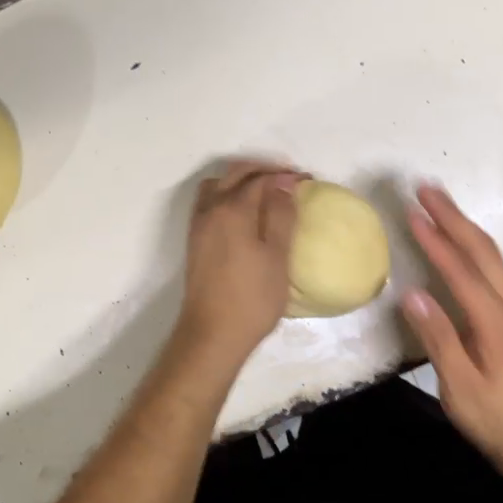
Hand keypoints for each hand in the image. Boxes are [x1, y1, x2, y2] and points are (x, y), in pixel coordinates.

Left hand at [175, 161, 301, 365]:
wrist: (212, 333)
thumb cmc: (252, 297)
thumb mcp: (277, 256)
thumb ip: (280, 216)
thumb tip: (284, 184)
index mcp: (232, 209)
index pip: (260, 178)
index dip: (285, 175)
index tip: (308, 180)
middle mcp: (210, 209)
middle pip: (235, 174)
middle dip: (262, 170)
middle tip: (289, 179)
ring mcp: (198, 224)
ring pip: (218, 185)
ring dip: (241, 180)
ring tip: (266, 190)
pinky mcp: (195, 240)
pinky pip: (209, 202)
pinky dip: (227, 194)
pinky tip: (244, 211)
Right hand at [401, 184, 502, 478]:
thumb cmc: (493, 417)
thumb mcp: (461, 385)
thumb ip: (439, 339)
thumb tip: (413, 295)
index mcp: (494, 322)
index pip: (460, 272)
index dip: (435, 241)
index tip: (411, 213)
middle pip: (480, 251)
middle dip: (453, 216)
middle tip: (425, 188)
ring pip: (488, 255)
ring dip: (463, 224)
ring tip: (438, 201)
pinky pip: (488, 266)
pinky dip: (469, 243)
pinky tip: (456, 238)